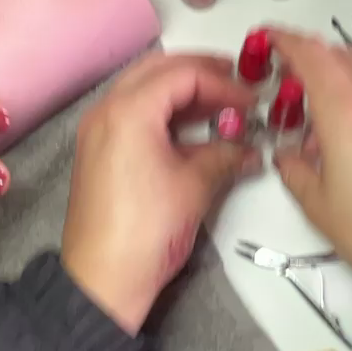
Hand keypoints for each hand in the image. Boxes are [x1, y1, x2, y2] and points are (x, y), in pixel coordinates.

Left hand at [62, 54, 258, 333]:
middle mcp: (107, 110)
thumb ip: (225, 155)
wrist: (103, 279)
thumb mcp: (195, 186)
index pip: (184, 75)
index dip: (225, 84)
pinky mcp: (99, 151)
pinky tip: (195, 129)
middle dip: (202, 74)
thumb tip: (249, 148)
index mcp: (128, 111)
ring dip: (183, 92)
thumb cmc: (146, 230)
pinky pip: (135, 114)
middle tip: (237, 84)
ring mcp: (99, 130)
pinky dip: (166, 113)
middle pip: (160, 71)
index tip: (252, 100)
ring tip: (222, 106)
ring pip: (145, 89)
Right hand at [267, 30, 351, 322]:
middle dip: (310, 62)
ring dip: (341, 83)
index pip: (310, 53)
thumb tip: (288, 152)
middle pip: (340, 58)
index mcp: (346, 107)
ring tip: (324, 120)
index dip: (285, 40)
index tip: (267, 38)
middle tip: (288, 87)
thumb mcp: (317, 204)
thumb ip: (293, 167)